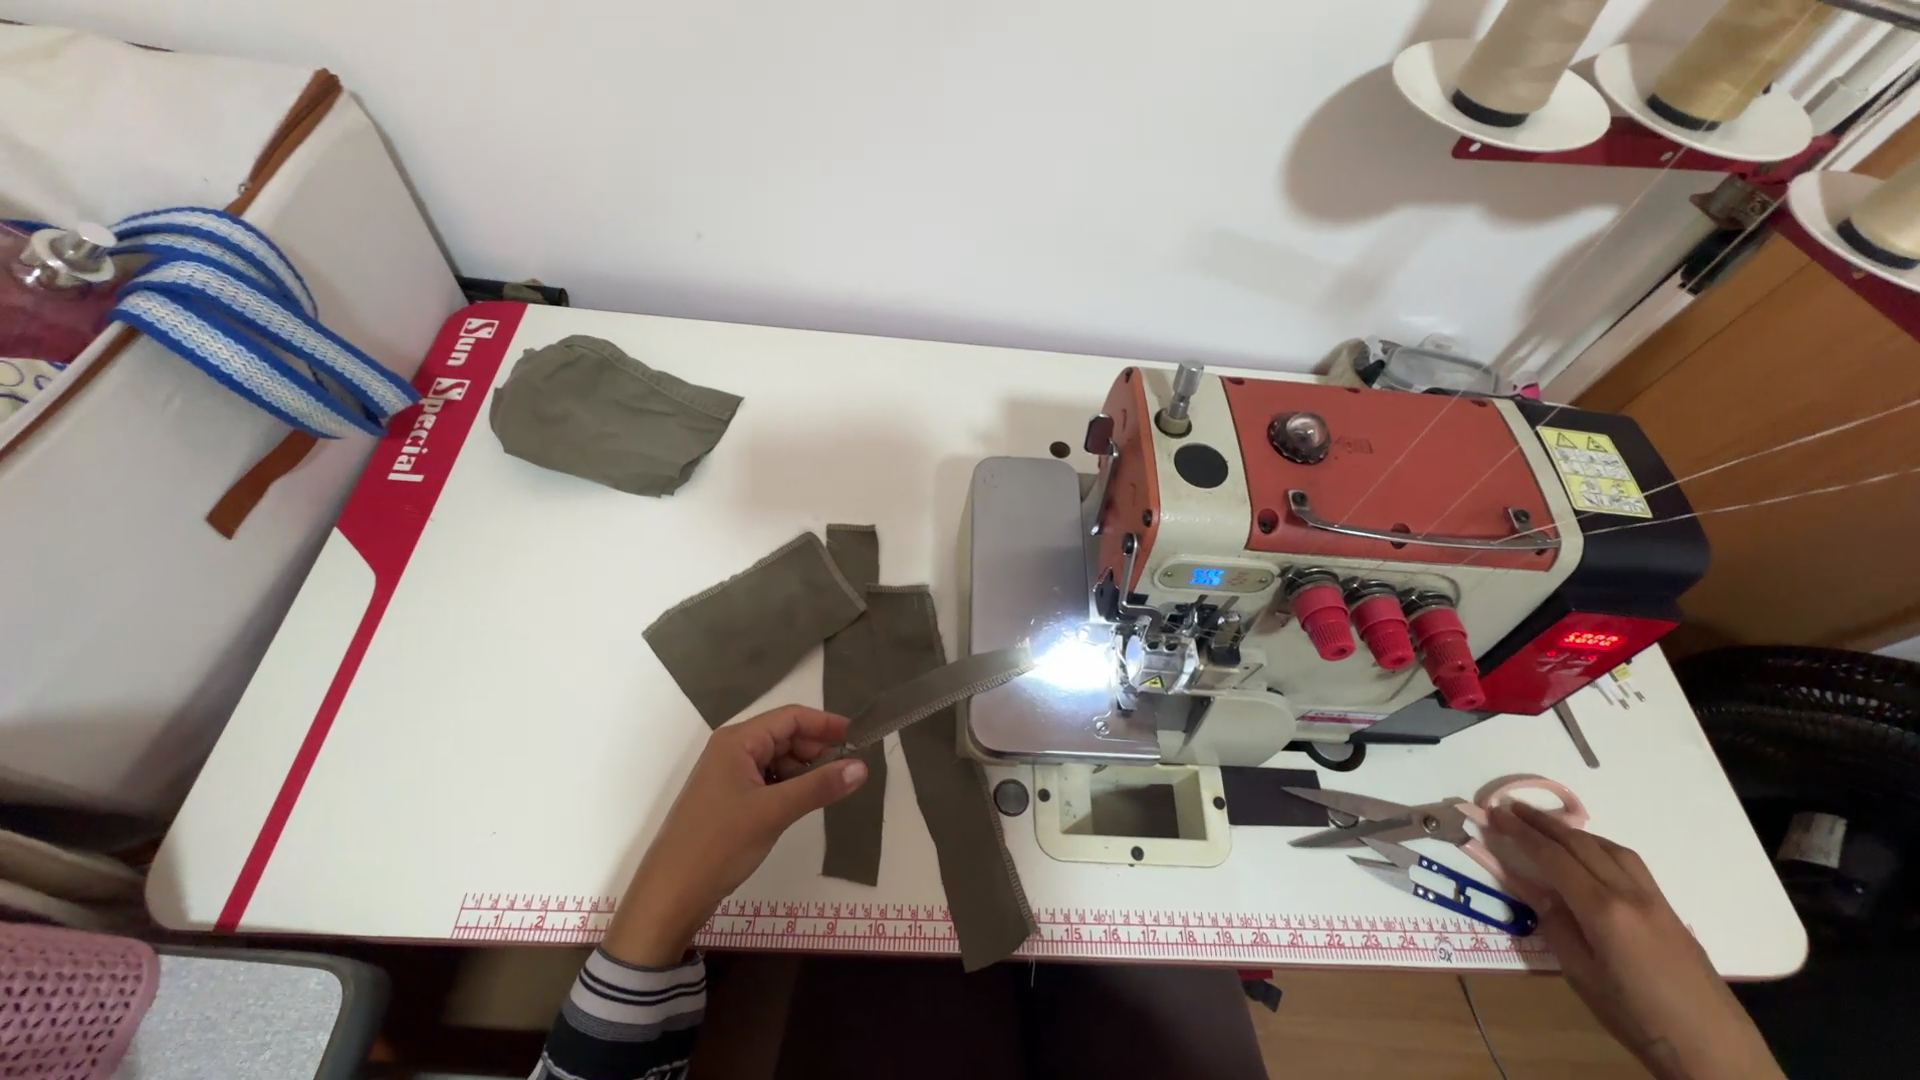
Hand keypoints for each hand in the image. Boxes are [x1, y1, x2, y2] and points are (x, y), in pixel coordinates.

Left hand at [602, 705, 869, 966]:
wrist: (670, 894)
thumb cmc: (718, 844)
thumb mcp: (774, 812)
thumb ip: (819, 786)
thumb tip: (862, 766)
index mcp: (738, 741)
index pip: (791, 717)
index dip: (826, 724)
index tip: (860, 738)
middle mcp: (733, 750)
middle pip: (785, 736)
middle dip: (817, 749)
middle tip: (850, 769)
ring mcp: (730, 775)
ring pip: (779, 760)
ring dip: (805, 770)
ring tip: (833, 788)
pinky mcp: (730, 800)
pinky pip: (769, 781)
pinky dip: (791, 787)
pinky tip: (806, 802)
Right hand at [1487, 803, 1783, 1079]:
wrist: (1712, 1048)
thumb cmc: (1636, 1017)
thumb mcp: (1581, 975)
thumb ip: (1556, 925)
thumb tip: (1538, 891)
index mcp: (1602, 911)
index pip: (1553, 858)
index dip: (1520, 833)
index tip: (1494, 814)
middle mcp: (1630, 894)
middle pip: (1581, 844)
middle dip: (1542, 823)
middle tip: (1511, 808)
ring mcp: (1655, 900)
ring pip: (1610, 847)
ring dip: (1573, 831)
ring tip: (1545, 825)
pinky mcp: (1669, 910)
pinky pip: (1630, 863)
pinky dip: (1600, 847)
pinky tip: (1589, 853)